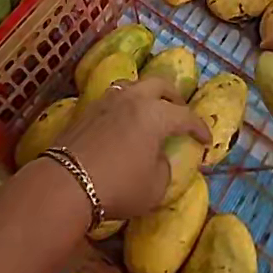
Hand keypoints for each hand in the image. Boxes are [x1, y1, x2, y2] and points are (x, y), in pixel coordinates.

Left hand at [51, 78, 208, 220]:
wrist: (67, 182)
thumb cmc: (118, 185)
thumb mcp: (155, 187)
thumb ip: (164, 167)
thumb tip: (158, 156)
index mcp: (156, 114)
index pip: (186, 115)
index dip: (199, 128)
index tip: (206, 140)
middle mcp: (133, 98)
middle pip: (160, 85)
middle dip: (174, 97)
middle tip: (180, 112)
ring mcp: (108, 100)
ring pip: (133, 86)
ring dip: (147, 95)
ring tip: (151, 111)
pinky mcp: (87, 109)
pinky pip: (114, 98)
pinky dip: (125, 105)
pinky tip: (124, 121)